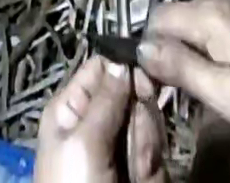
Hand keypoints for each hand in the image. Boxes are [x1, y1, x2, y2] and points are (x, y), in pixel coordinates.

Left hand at [34, 56, 168, 182]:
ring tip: (133, 175)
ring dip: (148, 147)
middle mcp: (96, 122)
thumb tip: (122, 58)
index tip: (146, 79)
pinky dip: (154, 168)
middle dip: (141, 119)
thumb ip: (105, 100)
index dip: (126, 68)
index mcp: (71, 108)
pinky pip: (158, 154)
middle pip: (133, 93)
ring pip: (149, 123)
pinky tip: (142, 181)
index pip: (103, 66)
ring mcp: (120, 148)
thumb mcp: (82, 145)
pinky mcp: (141, 171)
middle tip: (132, 150)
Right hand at [138, 0, 229, 156]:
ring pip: (200, 17)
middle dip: (173, 47)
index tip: (156, 82)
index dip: (150, 48)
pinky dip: (218, 39)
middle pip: (178, 15)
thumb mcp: (224, 96)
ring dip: (196, 45)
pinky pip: (223, 18)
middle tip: (186, 91)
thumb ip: (179, 67)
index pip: (157, 17)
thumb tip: (141, 47)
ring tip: (214, 84)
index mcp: (210, 13)